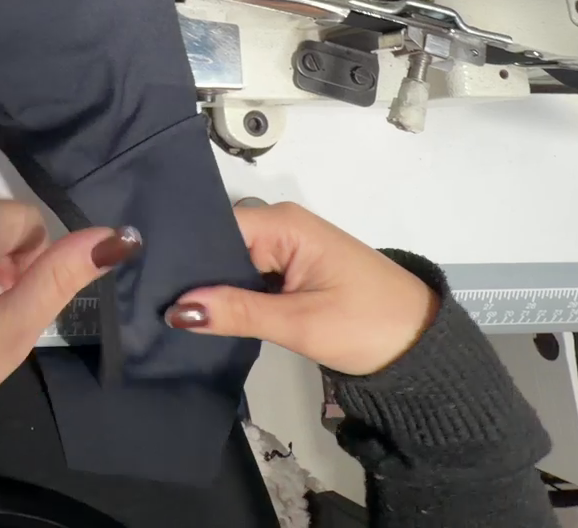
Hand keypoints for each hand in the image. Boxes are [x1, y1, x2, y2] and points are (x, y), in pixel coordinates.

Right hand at [163, 201, 437, 375]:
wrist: (427, 354)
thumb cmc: (369, 327)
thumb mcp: (301, 324)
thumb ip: (237, 312)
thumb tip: (176, 308)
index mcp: (283, 223)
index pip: (216, 228)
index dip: (185, 254)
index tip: (149, 280)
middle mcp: (281, 225)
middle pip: (220, 242)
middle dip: (193, 272)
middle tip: (152, 299)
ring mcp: (286, 246)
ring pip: (232, 260)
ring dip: (211, 285)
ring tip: (167, 305)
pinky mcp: (291, 268)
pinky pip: (248, 273)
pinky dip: (231, 292)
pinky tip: (204, 310)